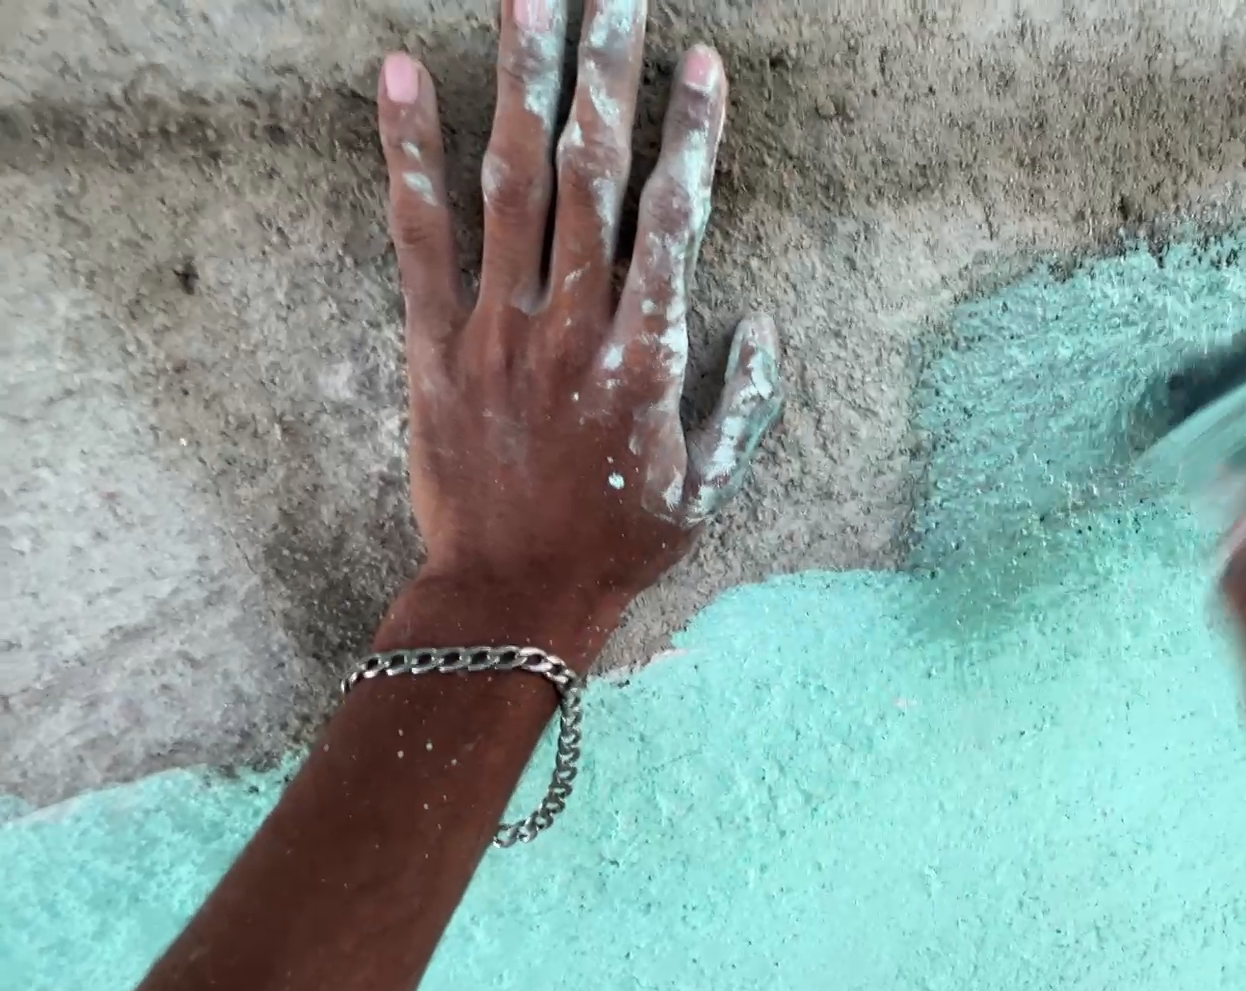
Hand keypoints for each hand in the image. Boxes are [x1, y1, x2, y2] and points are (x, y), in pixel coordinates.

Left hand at [372, 1, 782, 635]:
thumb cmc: (626, 540)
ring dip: (518, 80)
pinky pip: (418, 238)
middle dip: (608, 72)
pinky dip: (406, 154)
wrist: (518, 591)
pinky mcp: (436, 346)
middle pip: (592, 177)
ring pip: (509, 185)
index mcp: (650, 363)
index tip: (702, 64)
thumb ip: (748, 404)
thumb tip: (765, 326)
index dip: (692, 139)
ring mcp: (500, 330)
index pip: (675, 226)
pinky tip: (399, 73)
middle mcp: (576, 328)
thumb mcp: (713, 487)